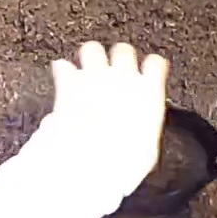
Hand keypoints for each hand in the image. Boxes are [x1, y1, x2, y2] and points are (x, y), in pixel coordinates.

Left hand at [42, 41, 170, 198]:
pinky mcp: (69, 84)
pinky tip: (61, 74)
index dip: (150, 68)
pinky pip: (63, 66)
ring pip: (93, 49)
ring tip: (86, 67)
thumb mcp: (144, 154)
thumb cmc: (118, 167)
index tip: (147, 72)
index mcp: (147, 94)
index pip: (155, 65)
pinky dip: (62, 70)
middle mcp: (122, 80)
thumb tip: (139, 134)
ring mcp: (94, 79)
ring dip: (90, 57)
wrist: (85, 168)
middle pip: (124, 50)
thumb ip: (143, 133)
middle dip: (118, 58)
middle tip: (113, 70)